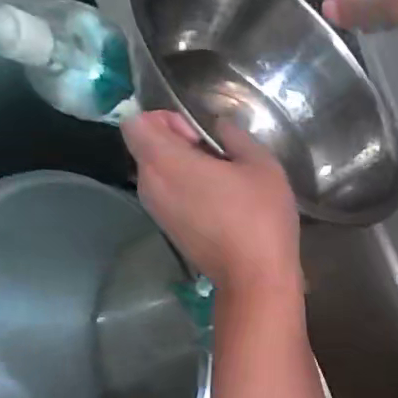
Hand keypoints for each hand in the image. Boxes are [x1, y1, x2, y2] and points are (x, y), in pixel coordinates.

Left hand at [120, 110, 301, 296]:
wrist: (256, 278)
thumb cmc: (259, 217)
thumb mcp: (261, 165)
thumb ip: (236, 137)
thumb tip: (221, 130)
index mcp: (164, 162)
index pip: (136, 123)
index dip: (164, 120)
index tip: (197, 136)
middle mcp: (150, 186)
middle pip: (147, 149)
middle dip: (177, 145)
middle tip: (217, 160)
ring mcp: (157, 213)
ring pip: (158, 176)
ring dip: (184, 171)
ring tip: (222, 184)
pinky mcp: (169, 232)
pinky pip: (169, 199)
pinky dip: (187, 194)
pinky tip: (221, 207)